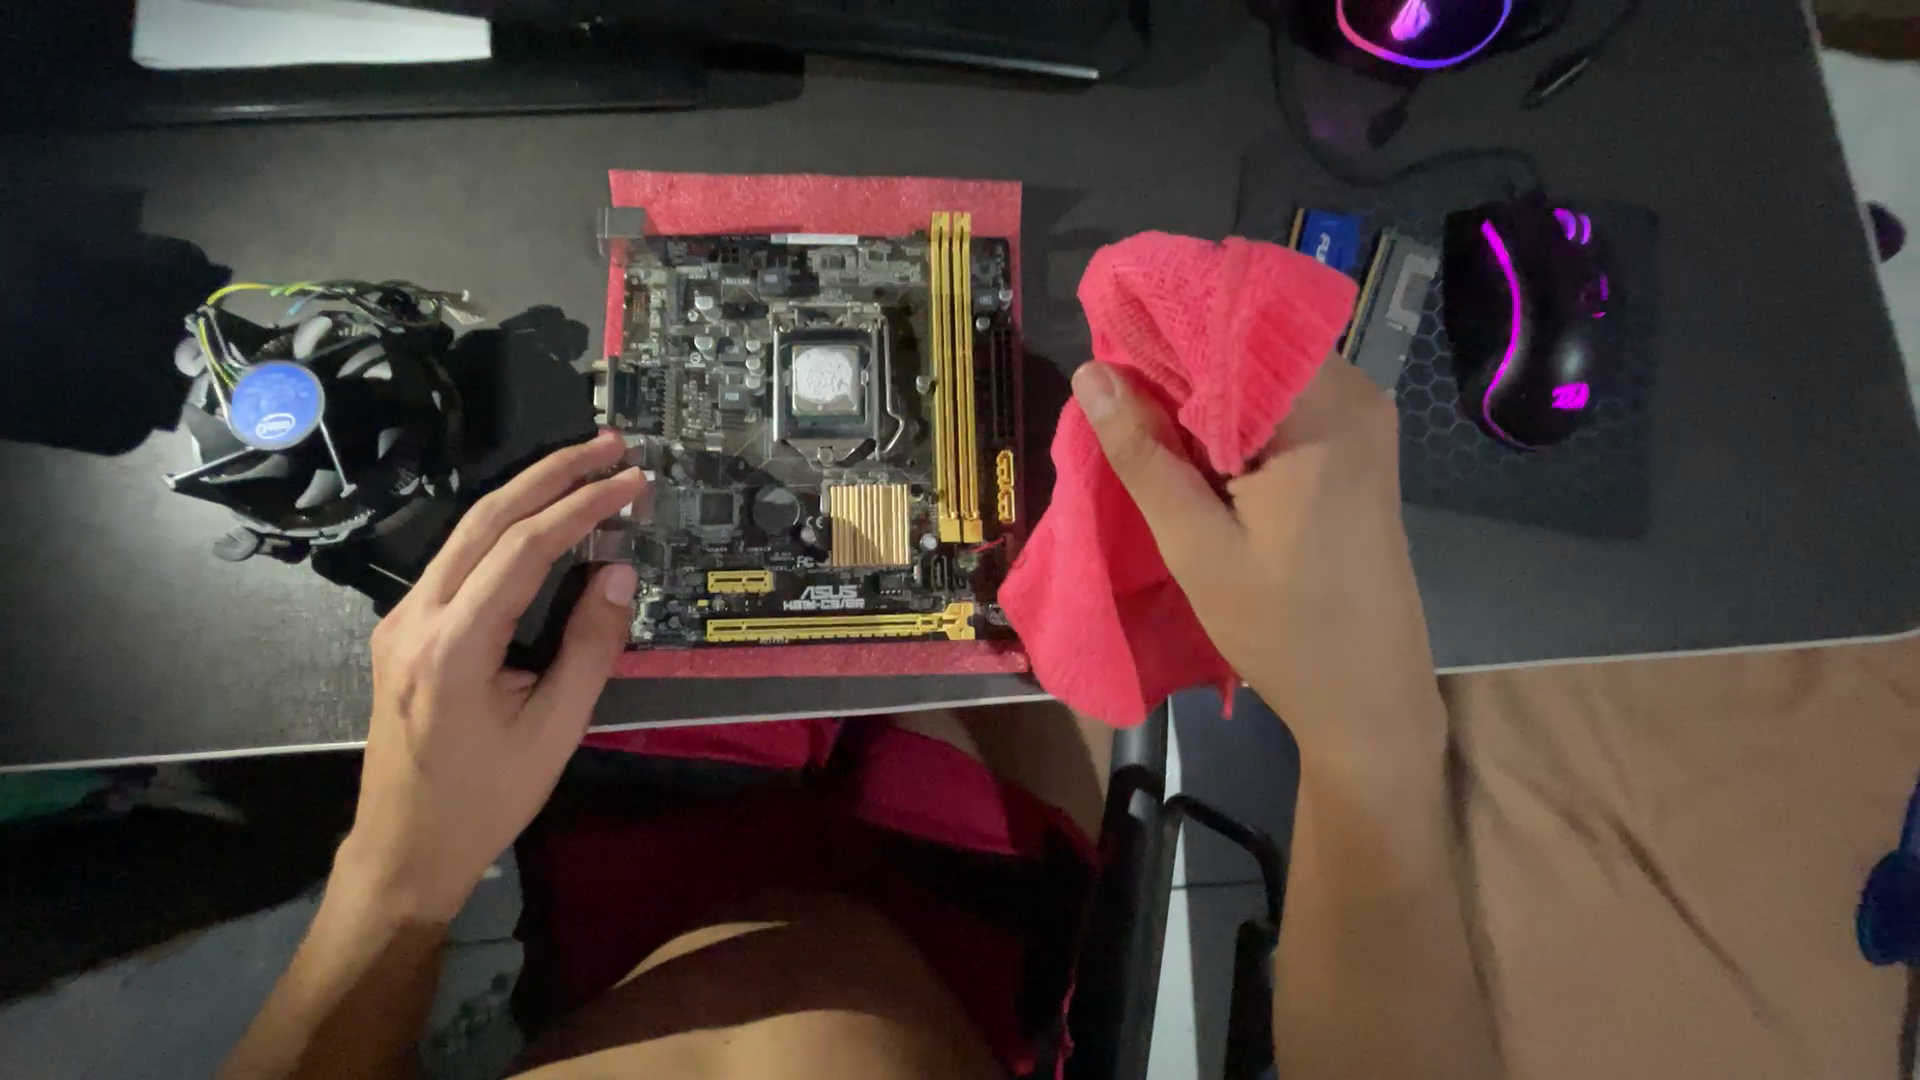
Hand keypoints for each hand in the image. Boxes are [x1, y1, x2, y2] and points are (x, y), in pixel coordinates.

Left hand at [338, 431, 647, 920]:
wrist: (405, 848)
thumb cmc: (487, 796)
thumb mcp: (557, 727)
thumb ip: (590, 645)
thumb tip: (619, 572)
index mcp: (452, 645)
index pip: (523, 548)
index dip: (583, 505)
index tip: (631, 479)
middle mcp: (414, 617)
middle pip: (484, 519)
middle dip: (552, 473)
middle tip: (610, 445)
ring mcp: (402, 619)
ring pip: (467, 531)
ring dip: (529, 492)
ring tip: (586, 466)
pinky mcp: (407, 629)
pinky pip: (461, 559)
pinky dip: (509, 527)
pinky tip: (545, 519)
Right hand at [1072, 359, 1441, 759]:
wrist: (1368, 697)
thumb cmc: (1282, 627)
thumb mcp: (1196, 545)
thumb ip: (1143, 455)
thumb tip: (1092, 373)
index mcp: (1320, 415)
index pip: (1232, 326)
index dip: (1165, 325)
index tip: (1108, 335)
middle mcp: (1355, 399)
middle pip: (1252, 344)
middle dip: (1180, 359)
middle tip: (1116, 388)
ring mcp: (1365, 424)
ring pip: (1266, 373)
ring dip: (1204, 391)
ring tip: (1145, 416)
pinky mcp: (1360, 451)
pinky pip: (1287, 404)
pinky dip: (1236, 414)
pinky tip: (1196, 446)